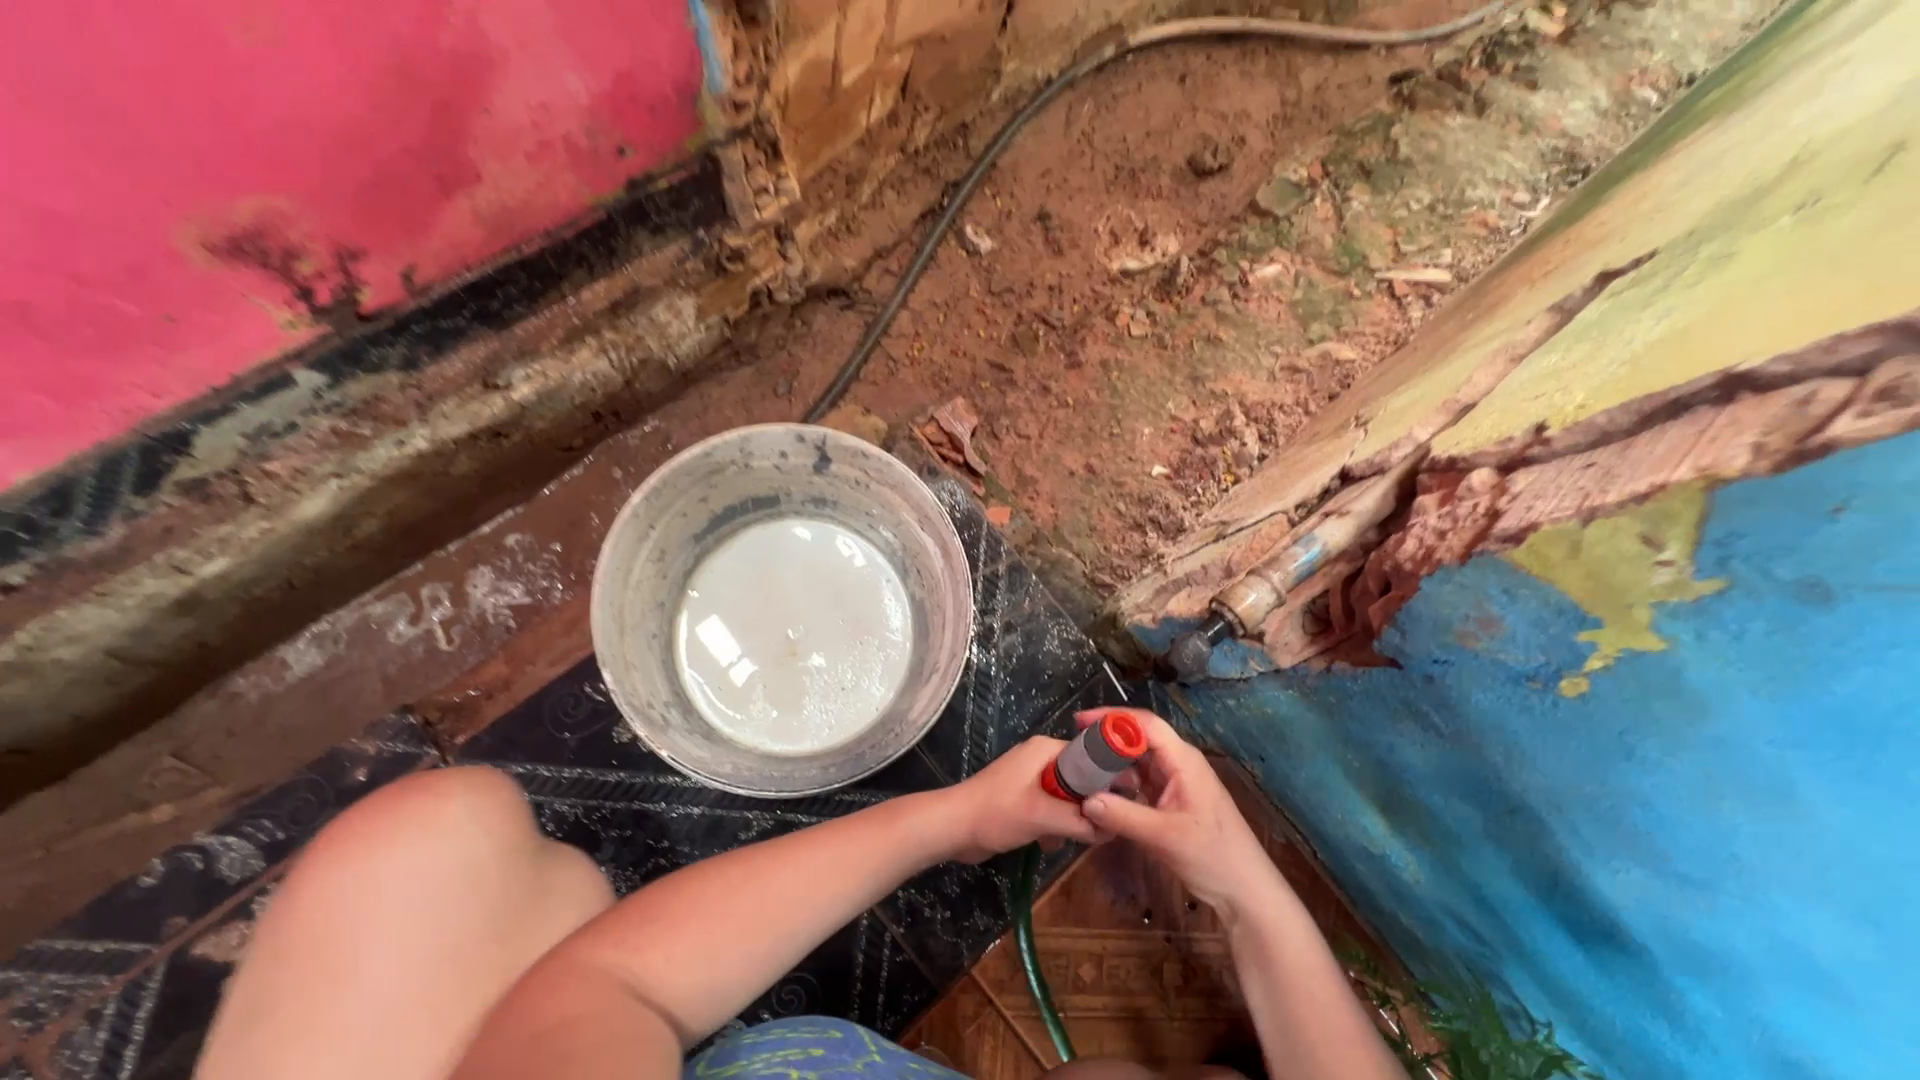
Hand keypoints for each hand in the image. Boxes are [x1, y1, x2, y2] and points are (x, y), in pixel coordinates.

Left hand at [941, 736, 1101, 862]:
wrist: (952, 828)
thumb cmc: (996, 813)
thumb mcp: (1043, 816)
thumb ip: (1081, 821)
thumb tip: (1114, 829)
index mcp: (1046, 749)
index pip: (1092, 756)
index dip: (1110, 780)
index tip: (1126, 805)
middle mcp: (1041, 758)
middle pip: (1082, 781)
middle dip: (1086, 807)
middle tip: (1093, 830)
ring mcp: (1030, 779)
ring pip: (1068, 799)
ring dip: (1068, 822)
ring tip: (1058, 839)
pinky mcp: (1023, 799)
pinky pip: (1052, 809)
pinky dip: (1053, 826)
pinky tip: (1045, 843)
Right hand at [1077, 708, 1286, 923]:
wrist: (1243, 889)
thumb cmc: (1212, 855)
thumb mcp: (1164, 836)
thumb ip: (1124, 815)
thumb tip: (1084, 800)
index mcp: (1183, 760)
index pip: (1145, 724)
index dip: (1112, 718)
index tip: (1080, 721)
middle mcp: (1178, 764)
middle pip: (1139, 739)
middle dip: (1107, 739)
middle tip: (1073, 746)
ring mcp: (1175, 783)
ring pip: (1137, 761)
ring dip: (1111, 762)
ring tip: (1079, 767)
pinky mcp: (1171, 802)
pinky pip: (1140, 782)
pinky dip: (1119, 782)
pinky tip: (1099, 791)